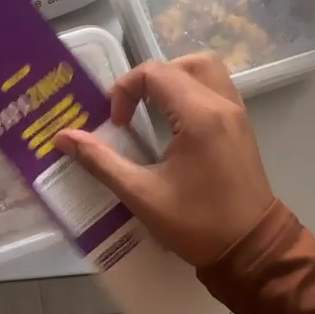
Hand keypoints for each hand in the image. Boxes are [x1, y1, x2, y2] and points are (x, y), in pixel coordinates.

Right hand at [55, 54, 276, 266]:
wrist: (252, 251)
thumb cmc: (197, 224)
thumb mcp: (141, 195)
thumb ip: (100, 161)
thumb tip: (62, 137)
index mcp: (198, 116)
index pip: (155, 73)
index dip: (126, 90)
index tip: (117, 124)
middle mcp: (221, 105)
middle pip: (184, 62)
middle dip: (152, 78)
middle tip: (135, 108)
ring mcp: (237, 114)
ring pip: (206, 70)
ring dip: (175, 80)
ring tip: (153, 111)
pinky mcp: (242, 127)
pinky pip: (217, 89)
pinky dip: (192, 93)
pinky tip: (175, 126)